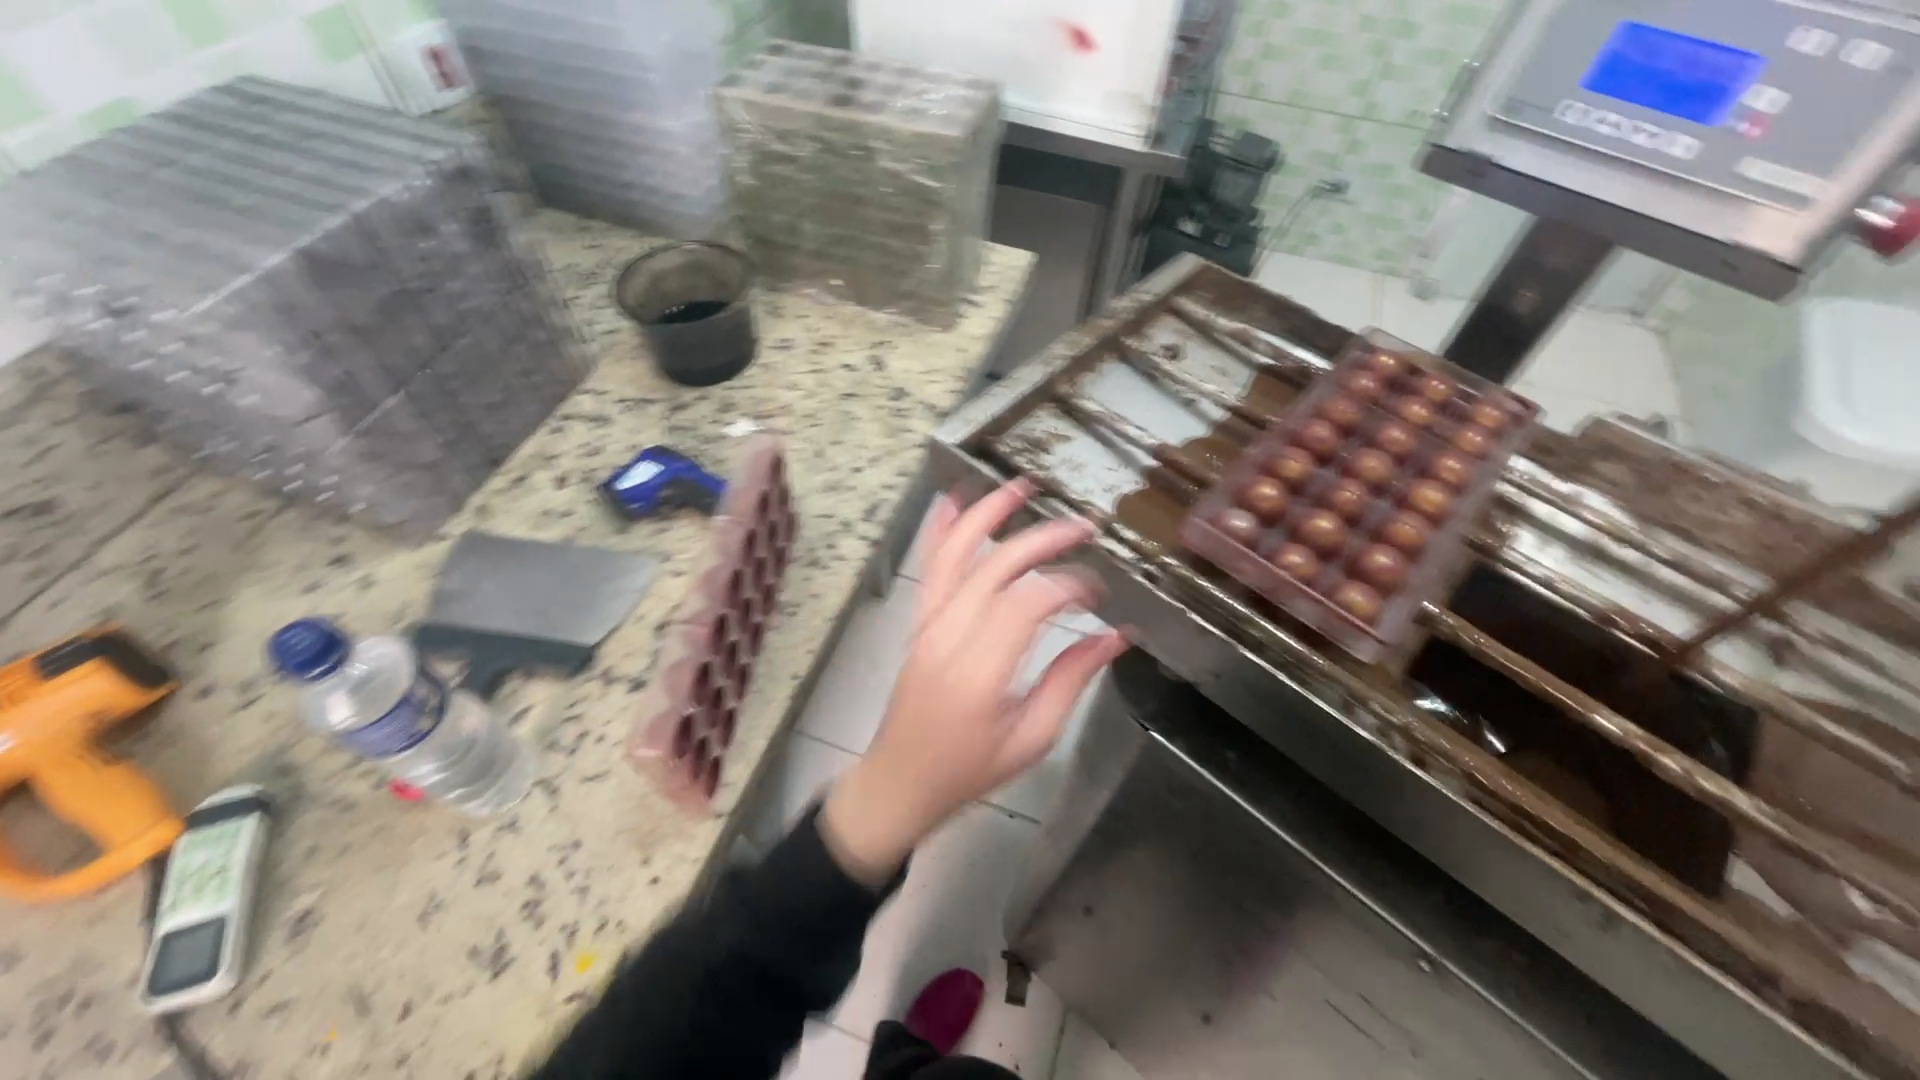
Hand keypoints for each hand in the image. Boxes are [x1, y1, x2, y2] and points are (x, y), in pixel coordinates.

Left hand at [820, 480, 1127, 884]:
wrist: (899, 782)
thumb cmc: (968, 770)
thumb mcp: (1031, 738)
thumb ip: (1070, 680)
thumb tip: (1116, 636)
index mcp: (980, 672)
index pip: (1027, 603)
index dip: (1069, 585)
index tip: (1099, 591)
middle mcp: (948, 637)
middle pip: (994, 567)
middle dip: (1042, 538)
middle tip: (1082, 526)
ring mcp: (926, 625)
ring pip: (953, 555)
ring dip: (985, 514)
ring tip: (1019, 485)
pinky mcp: (917, 624)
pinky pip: (928, 569)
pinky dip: (939, 532)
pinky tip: (952, 502)